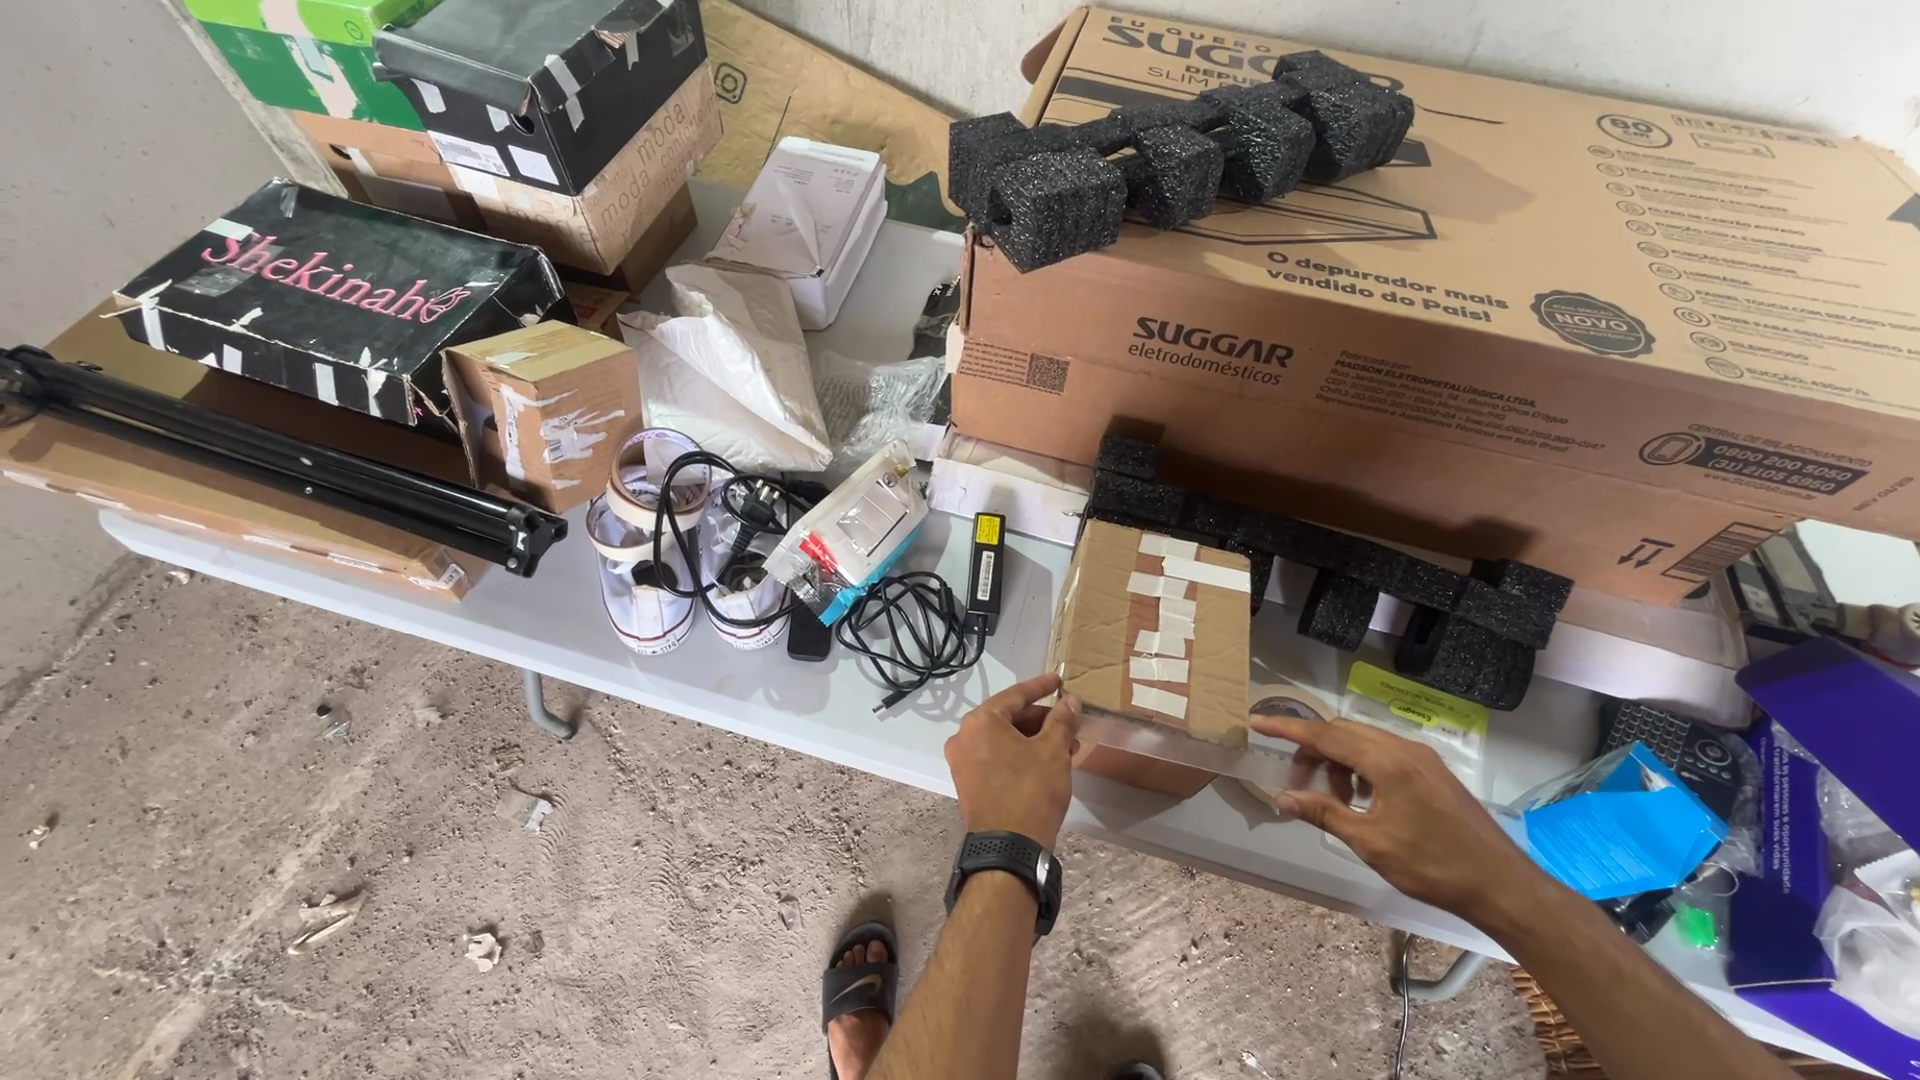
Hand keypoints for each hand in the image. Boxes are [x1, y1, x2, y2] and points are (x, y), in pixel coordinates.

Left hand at [944, 673, 1080, 848]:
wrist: (1008, 848)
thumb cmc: (1030, 791)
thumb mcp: (1052, 751)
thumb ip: (1062, 720)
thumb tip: (1071, 701)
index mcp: (979, 722)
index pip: (1015, 695)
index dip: (1041, 686)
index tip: (1059, 680)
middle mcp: (964, 737)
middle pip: (1008, 717)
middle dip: (1041, 719)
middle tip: (1070, 723)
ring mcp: (963, 762)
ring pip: (1004, 740)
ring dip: (1034, 740)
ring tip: (1066, 747)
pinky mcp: (968, 784)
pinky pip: (996, 758)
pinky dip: (1020, 755)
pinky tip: (1046, 763)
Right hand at [1251, 713, 1549, 921]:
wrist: (1502, 885)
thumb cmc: (1432, 865)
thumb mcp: (1369, 842)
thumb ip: (1323, 813)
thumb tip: (1283, 797)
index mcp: (1387, 762)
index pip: (1325, 735)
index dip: (1288, 729)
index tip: (1257, 723)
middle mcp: (1404, 749)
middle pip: (1343, 732)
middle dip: (1313, 750)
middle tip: (1297, 783)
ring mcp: (1422, 758)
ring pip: (1364, 742)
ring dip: (1338, 761)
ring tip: (1333, 800)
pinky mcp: (1433, 772)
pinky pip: (1384, 754)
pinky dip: (1361, 767)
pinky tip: (1363, 800)